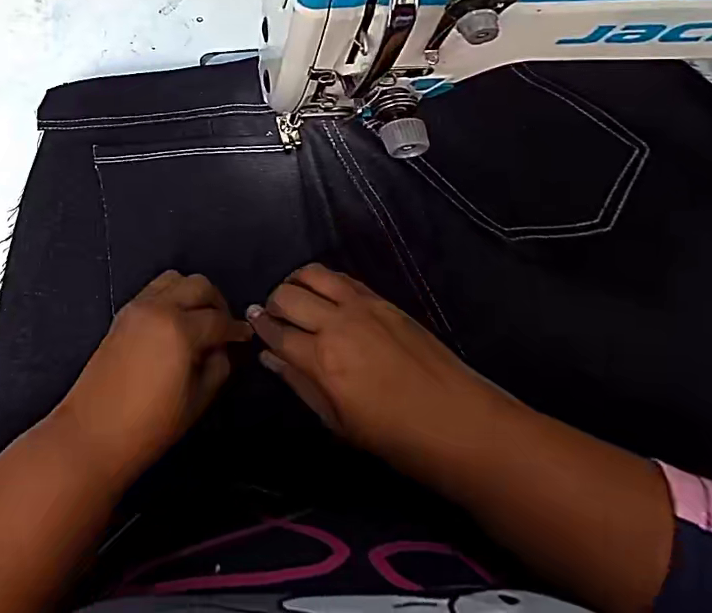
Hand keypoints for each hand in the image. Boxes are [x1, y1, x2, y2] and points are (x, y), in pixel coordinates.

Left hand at [49, 271, 252, 478]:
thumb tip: (222, 347)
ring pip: (176, 278)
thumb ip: (218, 365)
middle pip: (200, 286)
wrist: (93, 432)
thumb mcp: (198, 400)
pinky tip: (176, 321)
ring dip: (193, 293)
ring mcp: (138, 306)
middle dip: (218, 303)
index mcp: (180, 330)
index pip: (219, 319)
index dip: (237, 329)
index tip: (246, 337)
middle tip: (224, 327)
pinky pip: (155, 288)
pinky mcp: (124, 311)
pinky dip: (172, 295)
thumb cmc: (150, 426)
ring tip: (200, 320)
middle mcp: (159, 308)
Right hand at [248, 263, 499, 466]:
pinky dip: (324, 280)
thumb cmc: (396, 437)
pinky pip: (342, 277)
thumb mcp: (338, 424)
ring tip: (295, 298)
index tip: (251, 322)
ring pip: (312, 274)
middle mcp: (336, 324)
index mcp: (322, 360)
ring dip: (295, 282)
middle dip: (273, 303)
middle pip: (287, 295)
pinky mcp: (382, 300)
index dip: (259, 326)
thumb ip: (299, 384)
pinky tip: (324, 295)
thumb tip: (270, 356)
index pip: (276, 331)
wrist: (460, 422)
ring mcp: (361, 306)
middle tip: (274, 316)